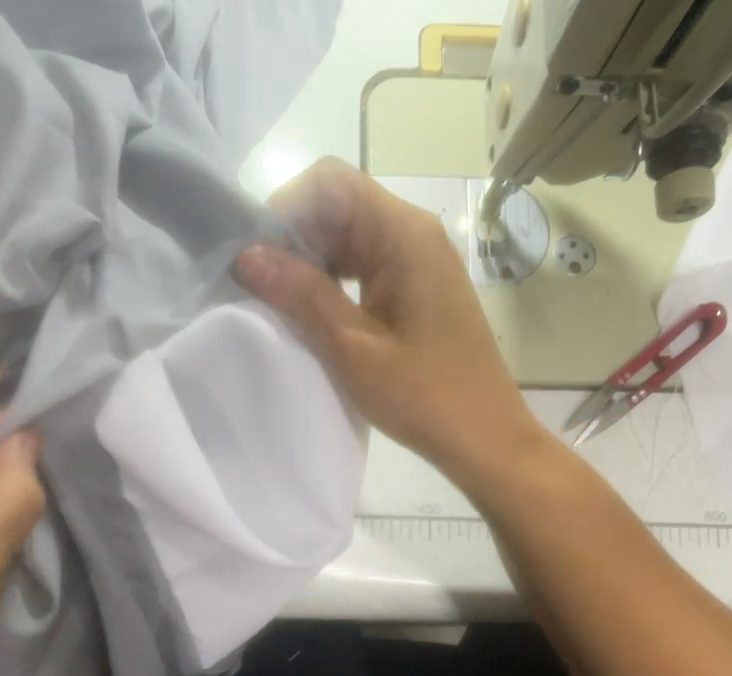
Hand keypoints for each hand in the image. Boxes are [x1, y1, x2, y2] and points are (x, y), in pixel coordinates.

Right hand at [233, 158, 550, 483]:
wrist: (485, 438)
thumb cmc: (423, 394)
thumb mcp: (352, 347)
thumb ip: (301, 294)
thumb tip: (246, 255)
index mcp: (403, 234)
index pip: (330, 181)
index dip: (285, 208)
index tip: (256, 257)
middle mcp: (414, 233)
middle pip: (339, 204)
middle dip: (293, 236)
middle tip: (259, 286)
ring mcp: (418, 260)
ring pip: (349, 236)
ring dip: (310, 261)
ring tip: (280, 304)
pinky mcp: (417, 288)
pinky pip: (365, 264)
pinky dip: (333, 280)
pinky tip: (313, 315)